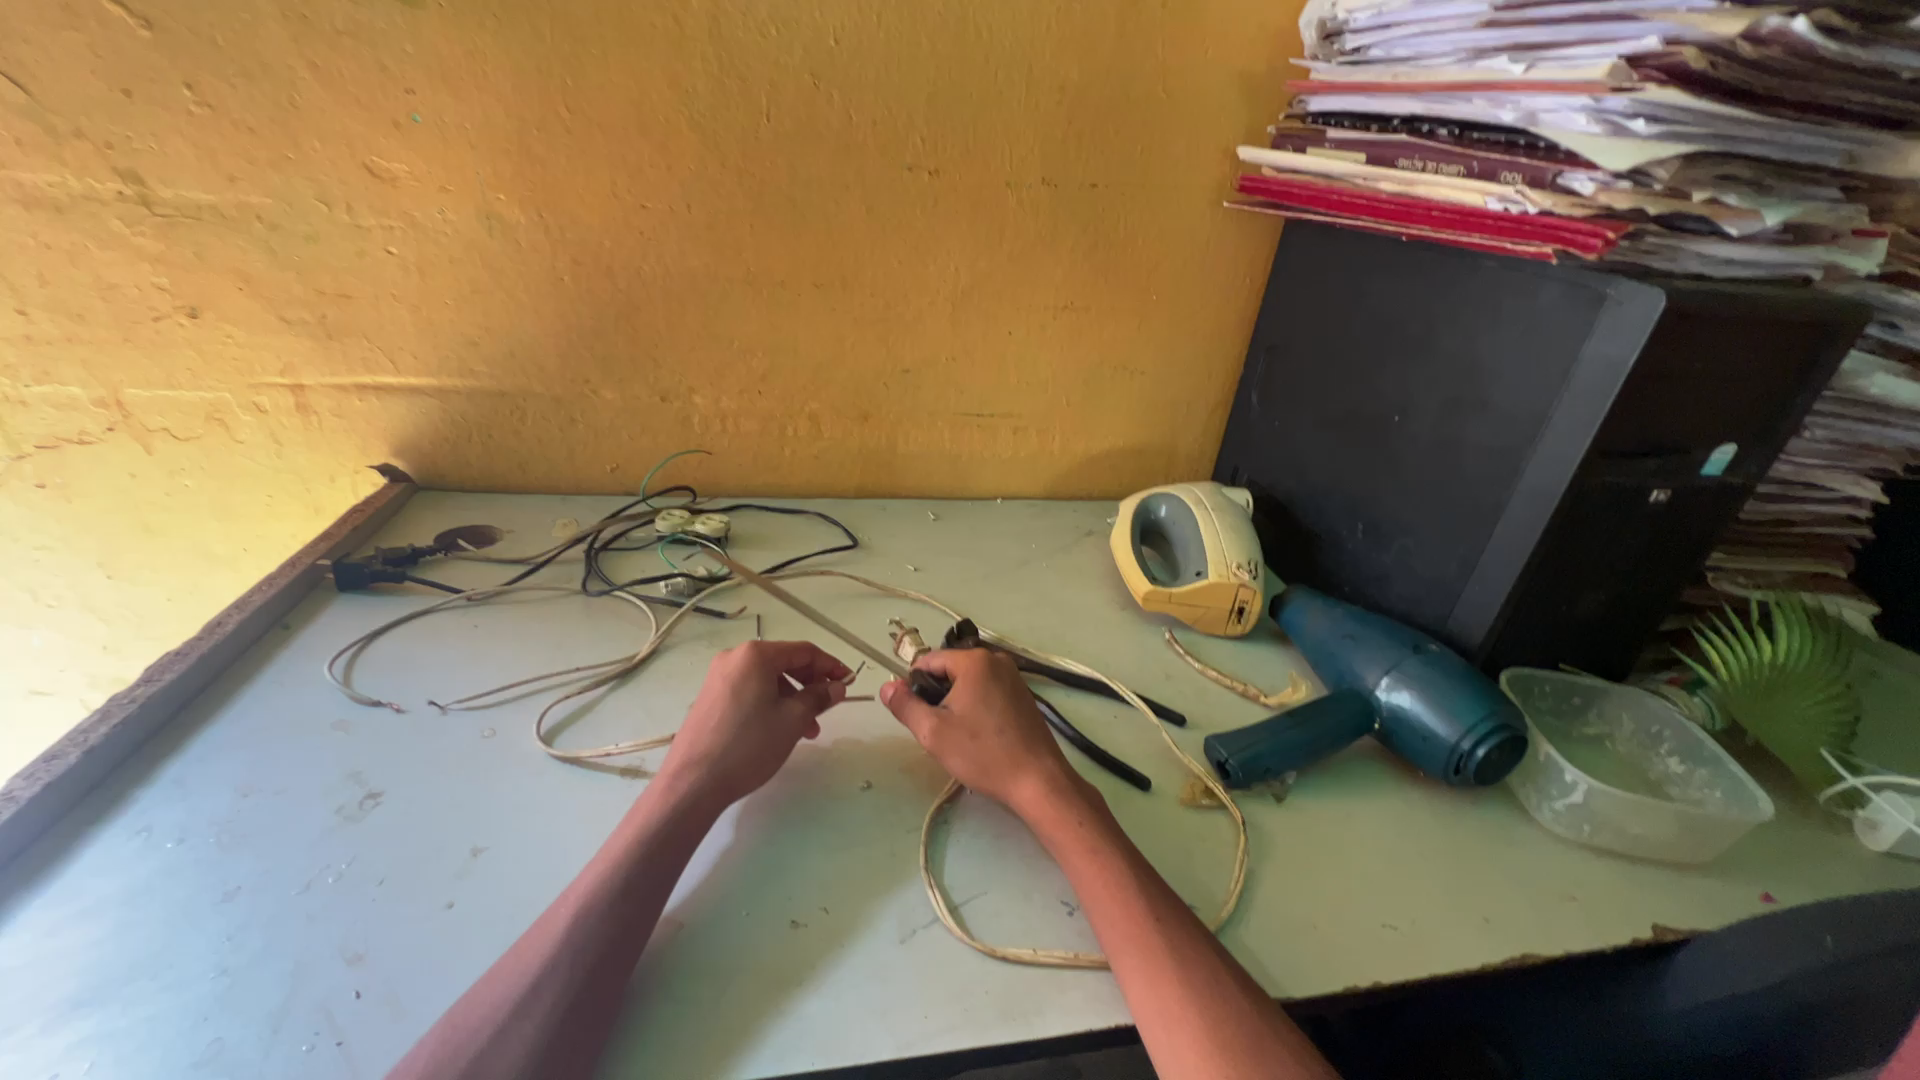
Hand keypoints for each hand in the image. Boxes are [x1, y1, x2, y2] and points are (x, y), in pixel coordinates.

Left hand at [660, 640, 851, 806]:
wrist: (694, 782)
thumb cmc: (749, 745)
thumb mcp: (792, 720)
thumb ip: (818, 697)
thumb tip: (837, 686)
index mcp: (755, 655)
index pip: (804, 651)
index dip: (830, 665)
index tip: (849, 682)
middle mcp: (735, 658)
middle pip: (784, 662)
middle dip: (811, 684)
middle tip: (829, 708)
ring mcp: (719, 677)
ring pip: (768, 680)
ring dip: (793, 698)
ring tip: (807, 730)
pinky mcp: (711, 697)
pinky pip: (751, 691)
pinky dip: (772, 703)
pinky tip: (780, 729)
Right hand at [880, 648, 1076, 814]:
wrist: (1037, 780)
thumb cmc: (983, 754)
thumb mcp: (933, 732)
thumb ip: (905, 705)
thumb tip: (887, 686)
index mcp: (974, 661)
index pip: (928, 661)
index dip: (915, 687)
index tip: (919, 717)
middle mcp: (996, 660)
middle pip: (949, 670)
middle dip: (938, 697)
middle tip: (940, 731)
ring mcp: (1014, 677)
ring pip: (969, 684)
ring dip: (957, 705)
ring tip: (960, 737)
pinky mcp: (1023, 695)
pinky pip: (988, 693)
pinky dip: (977, 709)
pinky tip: (980, 737)